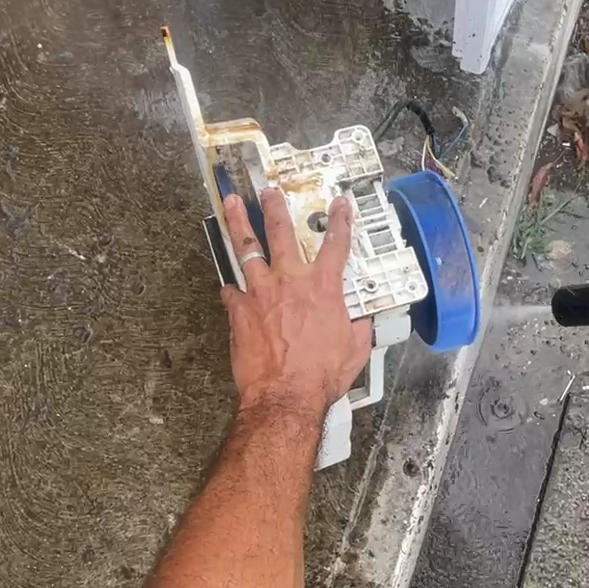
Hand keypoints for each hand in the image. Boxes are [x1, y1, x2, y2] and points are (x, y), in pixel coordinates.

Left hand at [221, 188, 372, 419]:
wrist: (286, 395)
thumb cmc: (319, 376)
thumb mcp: (354, 351)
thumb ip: (357, 329)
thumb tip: (360, 324)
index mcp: (324, 288)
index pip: (336, 244)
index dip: (341, 221)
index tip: (340, 204)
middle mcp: (290, 281)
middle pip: (282, 232)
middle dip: (276, 207)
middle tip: (270, 192)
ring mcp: (260, 292)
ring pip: (247, 247)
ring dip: (239, 223)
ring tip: (231, 205)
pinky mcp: (239, 310)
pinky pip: (231, 290)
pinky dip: (231, 287)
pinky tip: (228, 284)